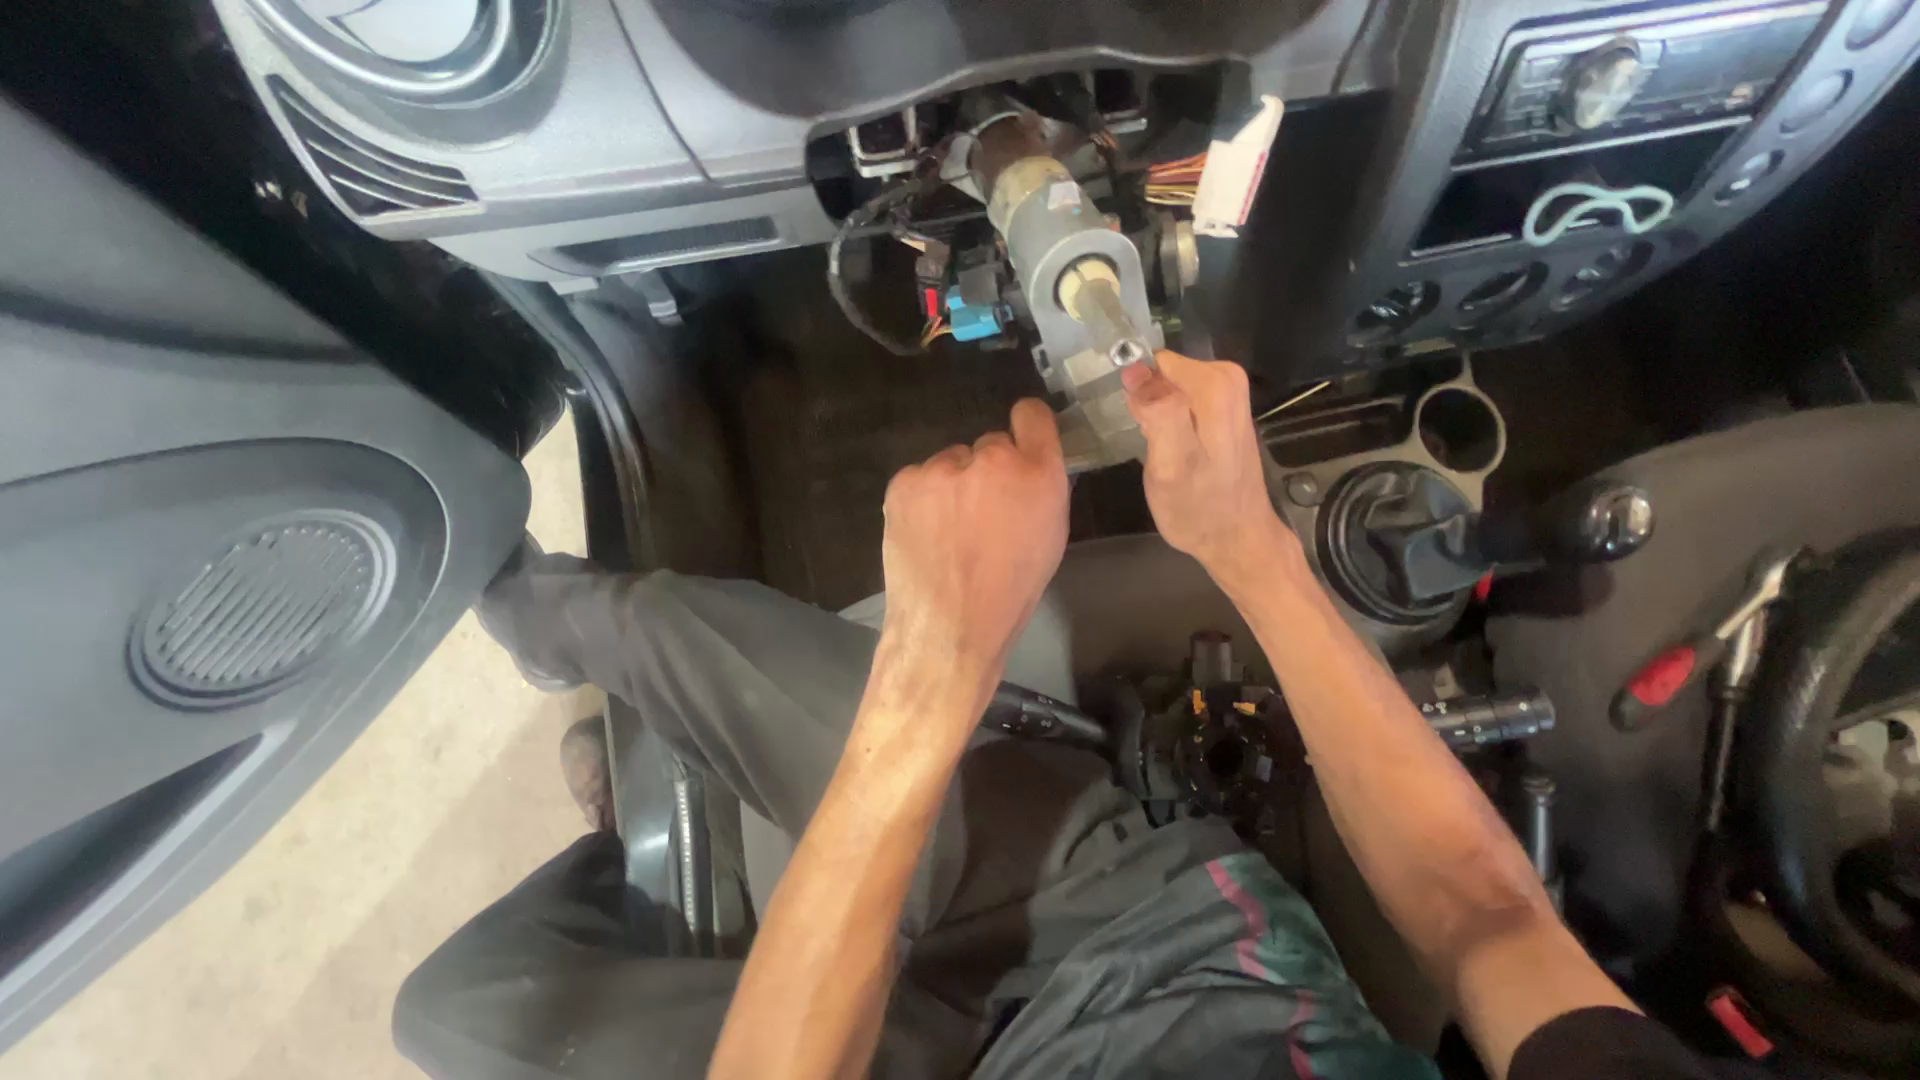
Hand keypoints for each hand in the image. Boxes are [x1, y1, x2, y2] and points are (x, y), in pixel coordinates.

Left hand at [879, 398, 1070, 679]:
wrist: (948, 626)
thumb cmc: (1010, 592)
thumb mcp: (1050, 538)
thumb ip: (1040, 490)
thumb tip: (1026, 470)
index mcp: (1037, 473)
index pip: (1032, 415)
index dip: (1027, 429)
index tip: (1021, 446)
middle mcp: (991, 458)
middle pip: (988, 445)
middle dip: (987, 471)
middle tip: (981, 515)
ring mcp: (942, 467)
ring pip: (951, 463)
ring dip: (952, 485)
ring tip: (948, 533)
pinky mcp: (904, 482)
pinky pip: (920, 479)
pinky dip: (922, 499)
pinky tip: (924, 534)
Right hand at [1122, 351, 1296, 581]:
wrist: (1236, 538)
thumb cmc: (1198, 508)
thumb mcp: (1170, 465)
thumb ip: (1158, 411)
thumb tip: (1134, 370)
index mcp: (1215, 385)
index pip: (1154, 364)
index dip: (1137, 394)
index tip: (1137, 428)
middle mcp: (1228, 380)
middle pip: (1163, 374)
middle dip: (1147, 405)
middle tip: (1150, 445)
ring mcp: (1228, 395)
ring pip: (1169, 388)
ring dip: (1155, 416)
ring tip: (1158, 450)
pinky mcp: (1223, 412)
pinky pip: (1181, 401)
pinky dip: (1168, 422)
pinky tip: (1170, 450)